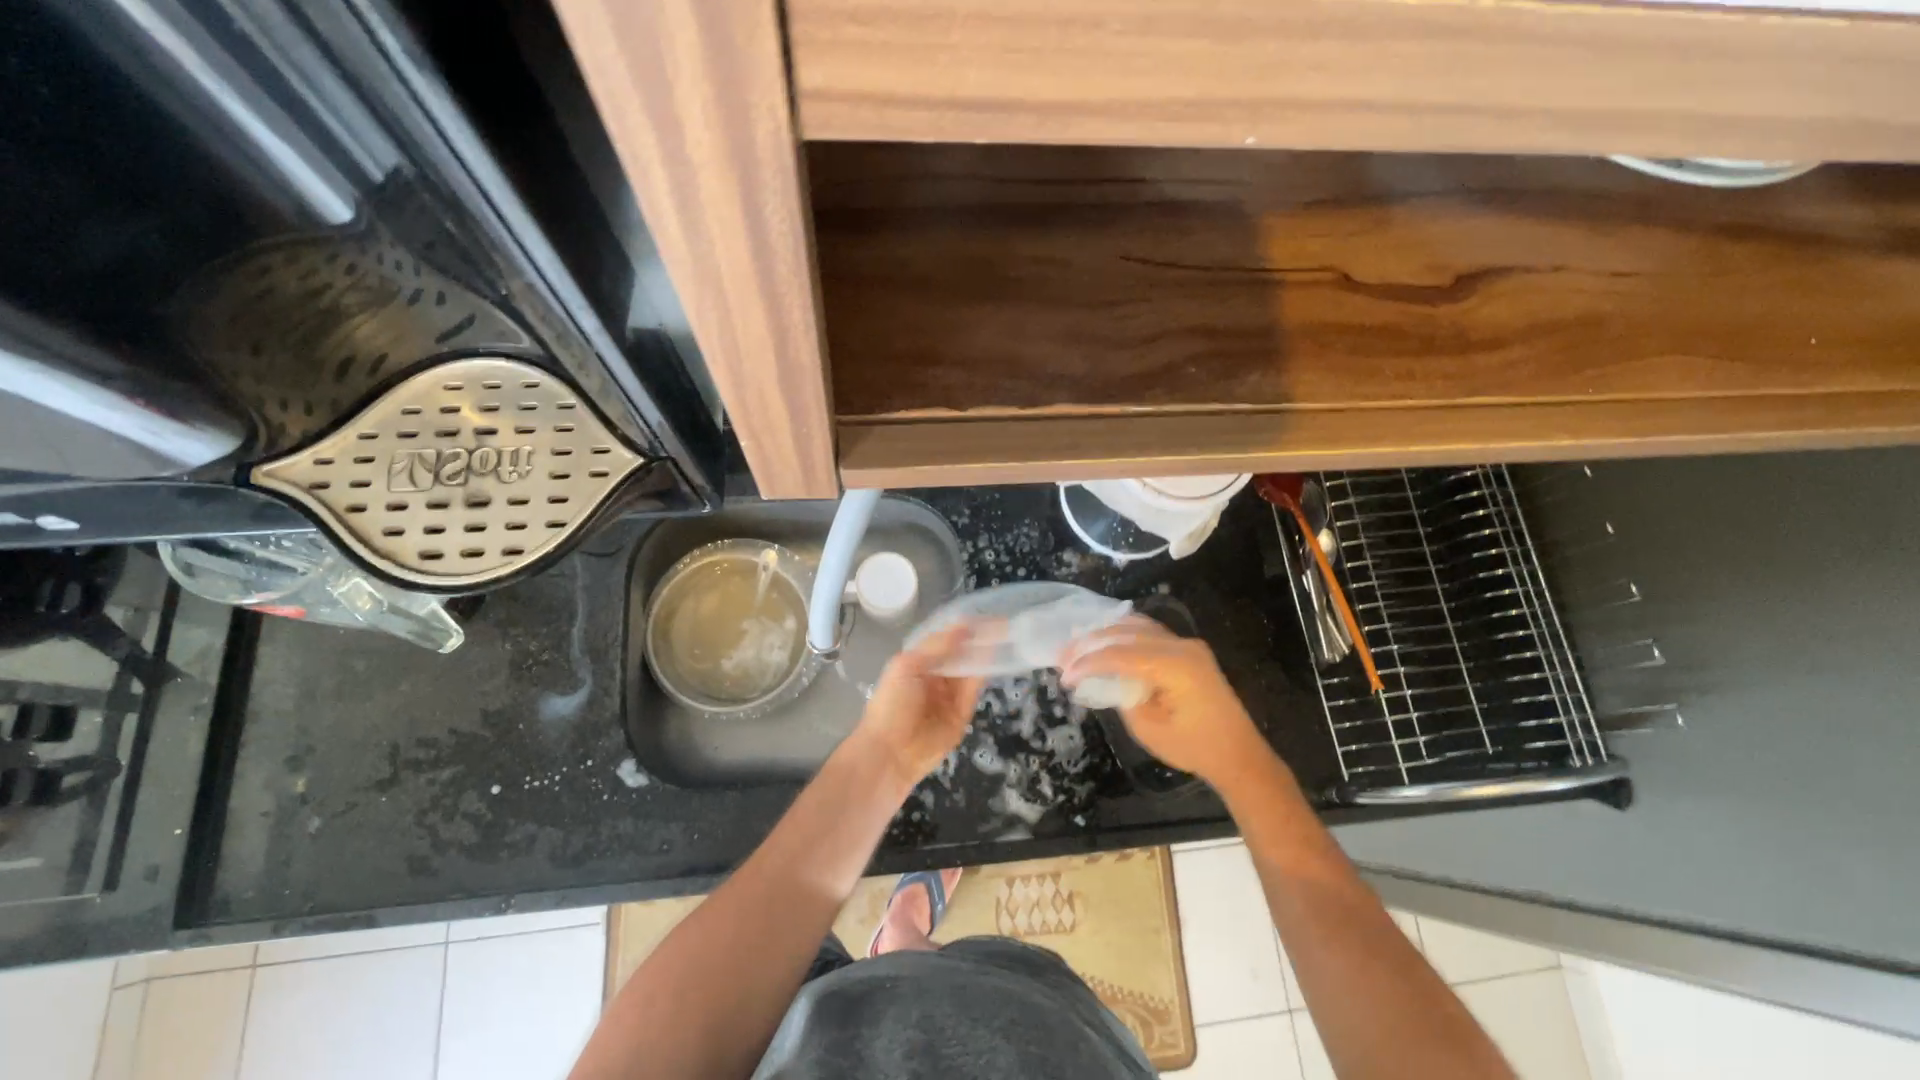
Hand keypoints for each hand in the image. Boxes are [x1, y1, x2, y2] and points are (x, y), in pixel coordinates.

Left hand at [851, 624, 985, 786]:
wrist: (890, 753)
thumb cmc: (892, 704)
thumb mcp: (907, 666)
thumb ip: (937, 646)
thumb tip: (965, 625)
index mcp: (916, 663)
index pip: (942, 640)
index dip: (961, 627)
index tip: (982, 613)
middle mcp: (934, 676)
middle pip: (959, 653)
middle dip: (977, 639)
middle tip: (1001, 622)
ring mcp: (948, 695)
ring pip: (970, 669)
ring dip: (985, 653)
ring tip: (1004, 635)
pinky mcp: (962, 713)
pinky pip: (975, 689)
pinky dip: (985, 673)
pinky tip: (996, 657)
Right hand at [1060, 616, 1284, 792]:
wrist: (1237, 753)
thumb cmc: (1194, 747)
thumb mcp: (1148, 728)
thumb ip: (1122, 697)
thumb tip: (1103, 680)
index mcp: (1174, 665)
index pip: (1120, 655)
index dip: (1088, 663)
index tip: (1065, 676)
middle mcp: (1182, 646)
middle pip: (1127, 633)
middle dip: (1091, 643)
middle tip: (1063, 655)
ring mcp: (1188, 645)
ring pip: (1138, 627)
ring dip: (1106, 635)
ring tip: (1078, 646)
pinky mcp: (1189, 651)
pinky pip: (1151, 633)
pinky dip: (1125, 636)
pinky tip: (1105, 641)